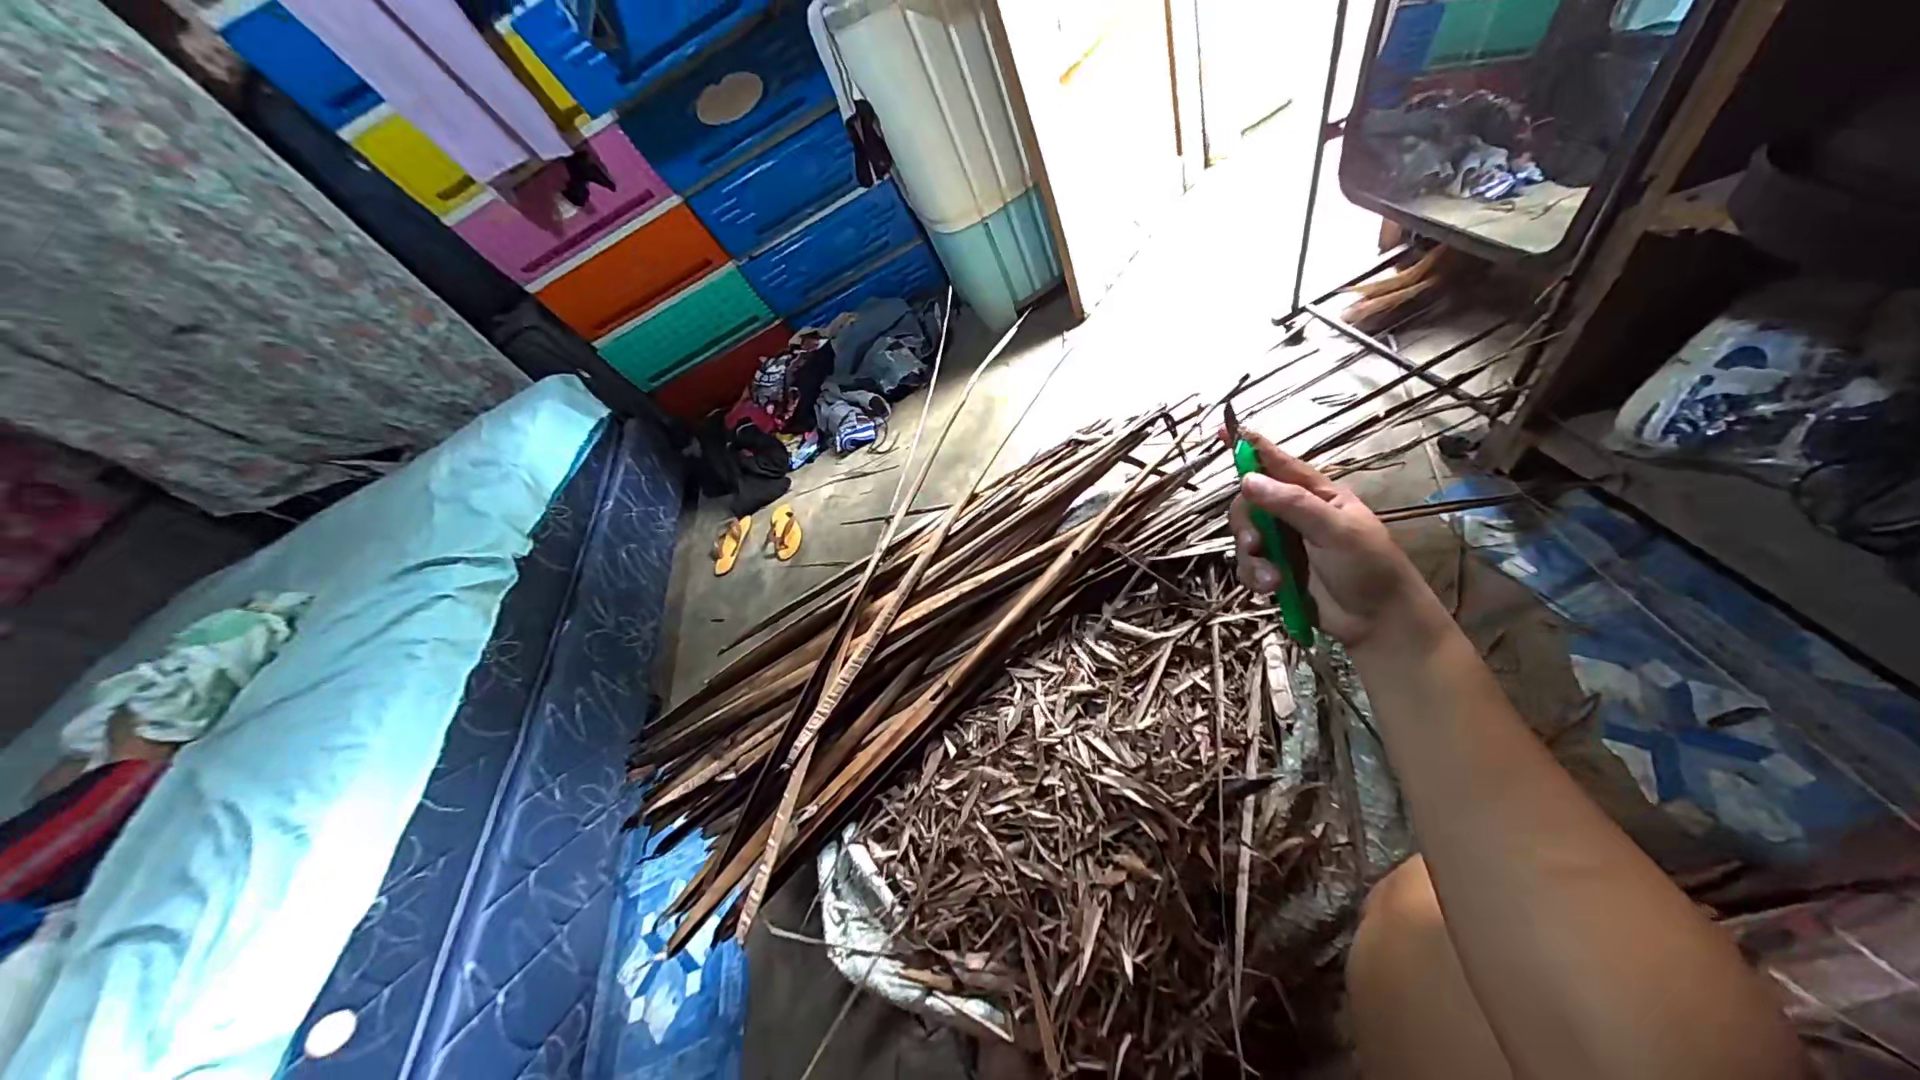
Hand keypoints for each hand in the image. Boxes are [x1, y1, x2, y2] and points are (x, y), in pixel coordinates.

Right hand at [1225, 428, 1442, 650]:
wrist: (1377, 621)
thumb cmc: (1368, 566)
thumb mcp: (1335, 530)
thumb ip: (1291, 504)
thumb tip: (1247, 479)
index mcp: (1316, 494)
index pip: (1278, 463)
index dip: (1251, 447)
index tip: (1223, 431)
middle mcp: (1294, 514)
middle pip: (1249, 504)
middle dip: (1246, 525)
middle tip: (1255, 543)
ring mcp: (1283, 543)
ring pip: (1244, 537)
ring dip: (1252, 559)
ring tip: (1273, 578)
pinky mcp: (1274, 571)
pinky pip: (1247, 566)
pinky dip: (1254, 577)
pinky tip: (1272, 589)